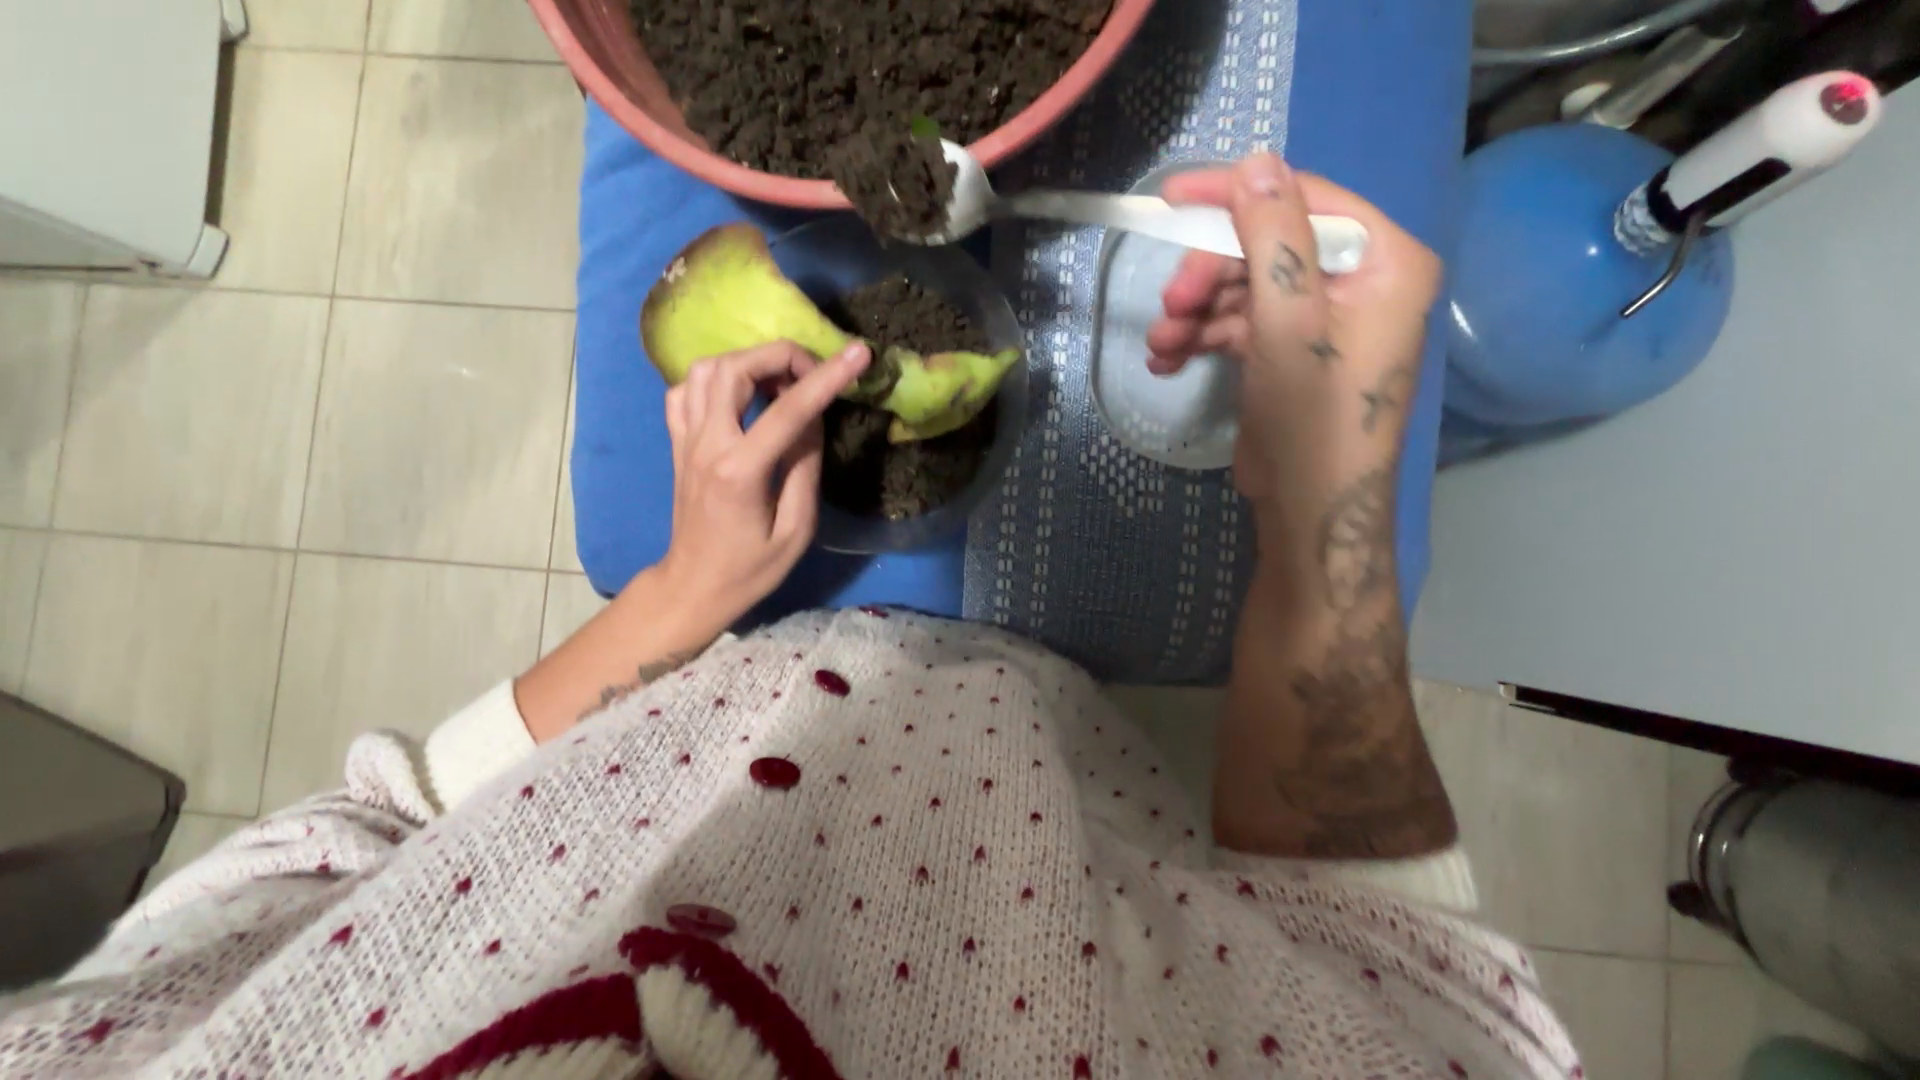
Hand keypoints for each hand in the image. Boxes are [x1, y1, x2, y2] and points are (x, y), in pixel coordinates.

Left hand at [657, 340, 871, 625]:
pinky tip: (741, 396)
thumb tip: (814, 417)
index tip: (859, 354)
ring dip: (748, 362)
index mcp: (740, 471)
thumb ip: (805, 467)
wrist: (694, 586)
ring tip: (779, 382)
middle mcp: (706, 444)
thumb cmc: (751, 568)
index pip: (788, 409)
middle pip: (735, 368)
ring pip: (705, 369)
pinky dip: (716, 379)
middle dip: (781, 357)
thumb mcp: (796, 529)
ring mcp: (685, 439)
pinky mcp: (676, 441)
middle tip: (811, 375)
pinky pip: (685, 389)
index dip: (828, 377)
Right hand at [1146, 155, 1441, 518]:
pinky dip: (1202, 337)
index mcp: (1382, 261)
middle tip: (1168, 304)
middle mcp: (1358, 281)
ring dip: (1195, 313)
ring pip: (1244, 288)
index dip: (1235, 196)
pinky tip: (1169, 360)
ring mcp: (1321, 319)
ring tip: (1161, 344)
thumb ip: (1274, 237)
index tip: (1170, 199)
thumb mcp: (1288, 322)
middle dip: (1208, 275)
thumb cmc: (1312, 417)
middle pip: (1266, 247)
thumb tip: (1255, 161)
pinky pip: (1241, 324)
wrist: (1311, 508)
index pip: (1303, 201)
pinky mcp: (1290, 352)